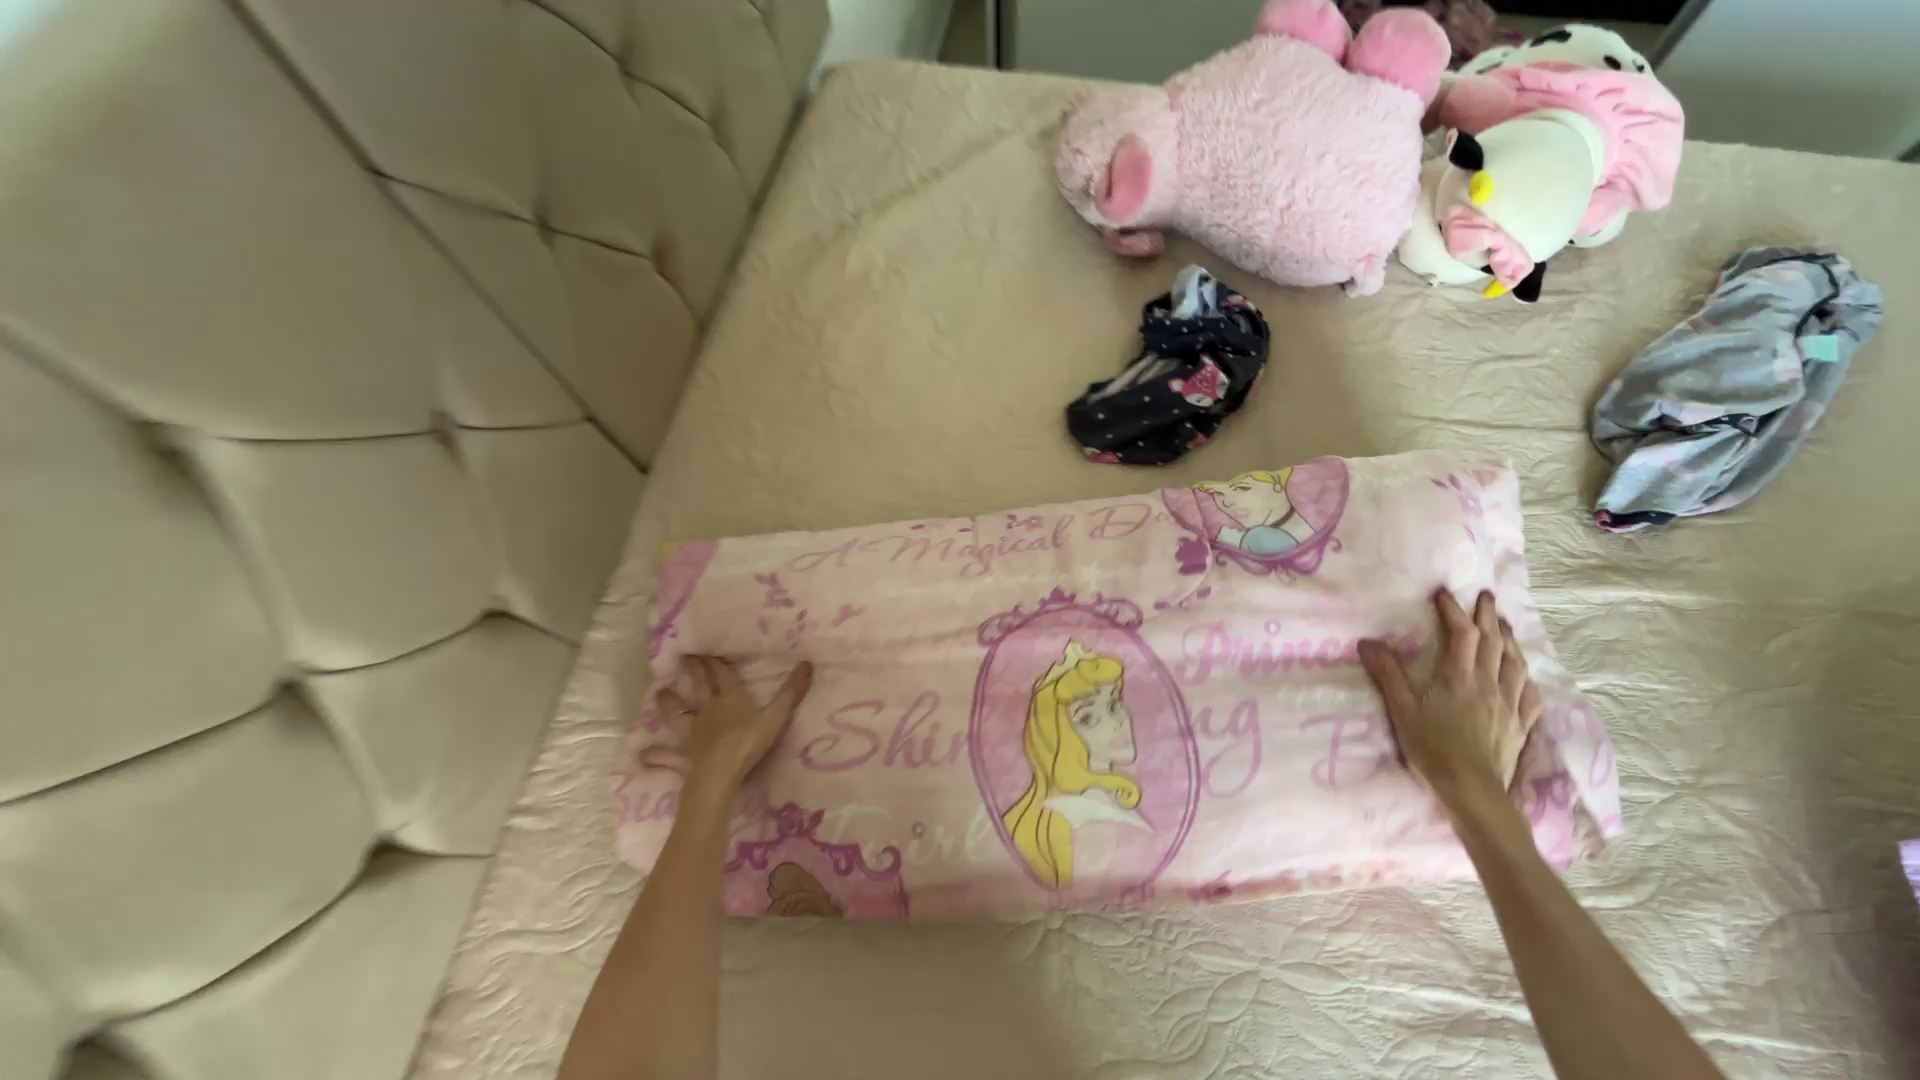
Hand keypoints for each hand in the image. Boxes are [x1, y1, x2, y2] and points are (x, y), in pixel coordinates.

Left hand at [645, 656, 813, 788]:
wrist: (719, 773)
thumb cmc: (749, 742)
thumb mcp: (776, 716)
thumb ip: (792, 692)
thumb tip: (808, 663)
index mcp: (730, 698)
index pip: (722, 674)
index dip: (716, 661)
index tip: (706, 647)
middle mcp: (708, 710)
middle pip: (699, 687)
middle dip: (694, 671)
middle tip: (684, 657)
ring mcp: (693, 733)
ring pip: (678, 714)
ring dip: (668, 703)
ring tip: (659, 693)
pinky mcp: (683, 756)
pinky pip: (666, 755)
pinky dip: (654, 754)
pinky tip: (643, 753)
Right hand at [1358, 589, 1542, 807]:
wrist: (1471, 789)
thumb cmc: (1432, 748)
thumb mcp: (1402, 710)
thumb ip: (1387, 675)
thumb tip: (1368, 642)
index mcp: (1460, 677)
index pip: (1462, 634)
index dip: (1454, 610)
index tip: (1443, 593)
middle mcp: (1489, 684)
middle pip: (1494, 642)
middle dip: (1489, 616)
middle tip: (1486, 596)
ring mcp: (1508, 704)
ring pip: (1515, 663)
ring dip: (1511, 640)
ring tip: (1506, 626)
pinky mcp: (1519, 725)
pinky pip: (1530, 695)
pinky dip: (1527, 679)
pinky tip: (1525, 676)